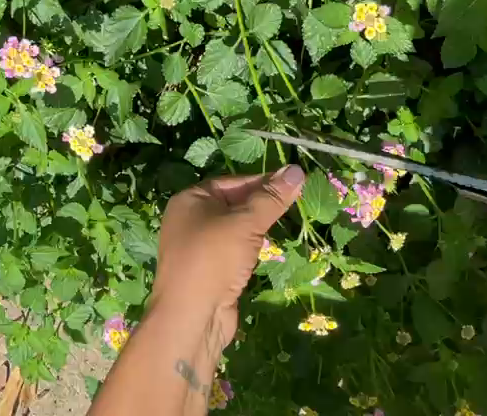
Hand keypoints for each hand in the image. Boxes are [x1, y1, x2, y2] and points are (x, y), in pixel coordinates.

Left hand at [146, 166, 305, 350]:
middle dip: (261, 205)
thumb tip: (296, 169)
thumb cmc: (214, 258)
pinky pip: (231, 251)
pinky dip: (249, 250)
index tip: (292, 184)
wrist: (192, 317)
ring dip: (256, 229)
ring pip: (233, 229)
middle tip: (294, 204)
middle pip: (232, 204)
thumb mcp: (245, 223)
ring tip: (284, 226)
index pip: (232, 181)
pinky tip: (265, 253)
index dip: (262, 182)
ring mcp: (197, 246)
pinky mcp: (207, 271)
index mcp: (191, 198)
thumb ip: (270, 198)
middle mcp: (190, 218)